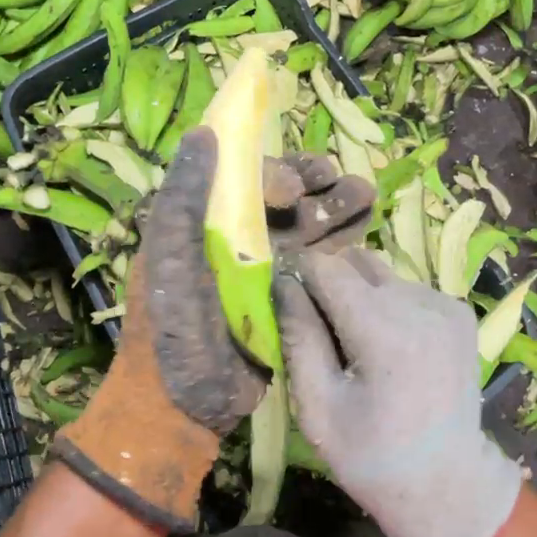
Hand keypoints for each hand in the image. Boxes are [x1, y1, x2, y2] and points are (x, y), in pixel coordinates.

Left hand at [136, 133, 377, 432]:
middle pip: (289, 195)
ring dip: (339, 203)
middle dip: (318, 182)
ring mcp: (272, 266)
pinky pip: (328, 258)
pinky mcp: (296, 297)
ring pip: (313, 221)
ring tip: (364, 194)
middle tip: (343, 182)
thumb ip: (184, 196)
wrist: (188, 404)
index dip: (276, 173)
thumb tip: (203, 132)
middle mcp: (243, 235)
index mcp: (210, 218)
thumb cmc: (171, 324)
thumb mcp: (168, 255)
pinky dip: (348, 237)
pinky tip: (367, 221)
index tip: (292, 188)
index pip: (249, 178)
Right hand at [276, 248, 523, 536]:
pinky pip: (407, 288)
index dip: (299, 273)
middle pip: (355, 259)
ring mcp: (444, 304)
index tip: (285, 293)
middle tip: (317, 323)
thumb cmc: (373, 456)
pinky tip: (390, 346)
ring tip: (356, 340)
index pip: (326, 265)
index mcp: (384, 329)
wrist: (449, 484)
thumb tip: (282, 282)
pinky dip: (389, 304)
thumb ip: (299, 338)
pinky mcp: (459, 311)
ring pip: (381, 272)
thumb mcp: (318, 408)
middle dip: (329, 280)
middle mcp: (419, 303)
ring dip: (359, 291)